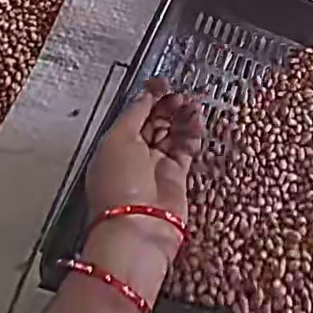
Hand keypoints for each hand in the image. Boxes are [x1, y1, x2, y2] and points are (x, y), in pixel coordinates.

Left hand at [86, 77, 204, 226]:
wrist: (138, 228)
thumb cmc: (120, 186)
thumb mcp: (120, 138)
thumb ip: (136, 112)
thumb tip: (147, 93)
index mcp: (115, 144)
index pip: (135, 113)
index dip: (150, 97)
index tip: (163, 84)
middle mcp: (135, 154)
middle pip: (155, 121)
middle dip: (168, 106)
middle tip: (181, 96)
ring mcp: (156, 166)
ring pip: (173, 133)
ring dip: (183, 117)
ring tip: (193, 105)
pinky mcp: (176, 177)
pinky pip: (186, 148)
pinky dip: (193, 133)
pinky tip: (198, 121)